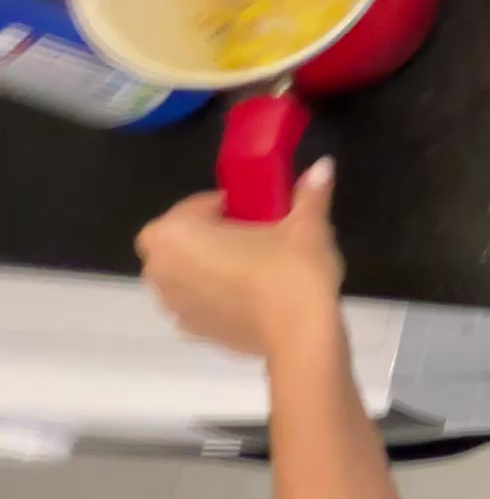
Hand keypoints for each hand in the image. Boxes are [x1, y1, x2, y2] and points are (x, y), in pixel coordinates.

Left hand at [136, 158, 343, 357]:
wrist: (300, 334)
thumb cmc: (294, 271)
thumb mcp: (308, 226)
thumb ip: (310, 194)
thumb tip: (323, 164)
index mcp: (175, 234)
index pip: (203, 204)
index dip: (241, 205)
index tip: (272, 215)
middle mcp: (157, 266)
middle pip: (191, 237)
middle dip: (223, 235)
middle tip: (271, 240)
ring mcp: (169, 302)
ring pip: (194, 270)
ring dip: (220, 265)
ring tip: (269, 271)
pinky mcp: (190, 328)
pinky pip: (202, 300)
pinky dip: (224, 295)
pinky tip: (261, 298)